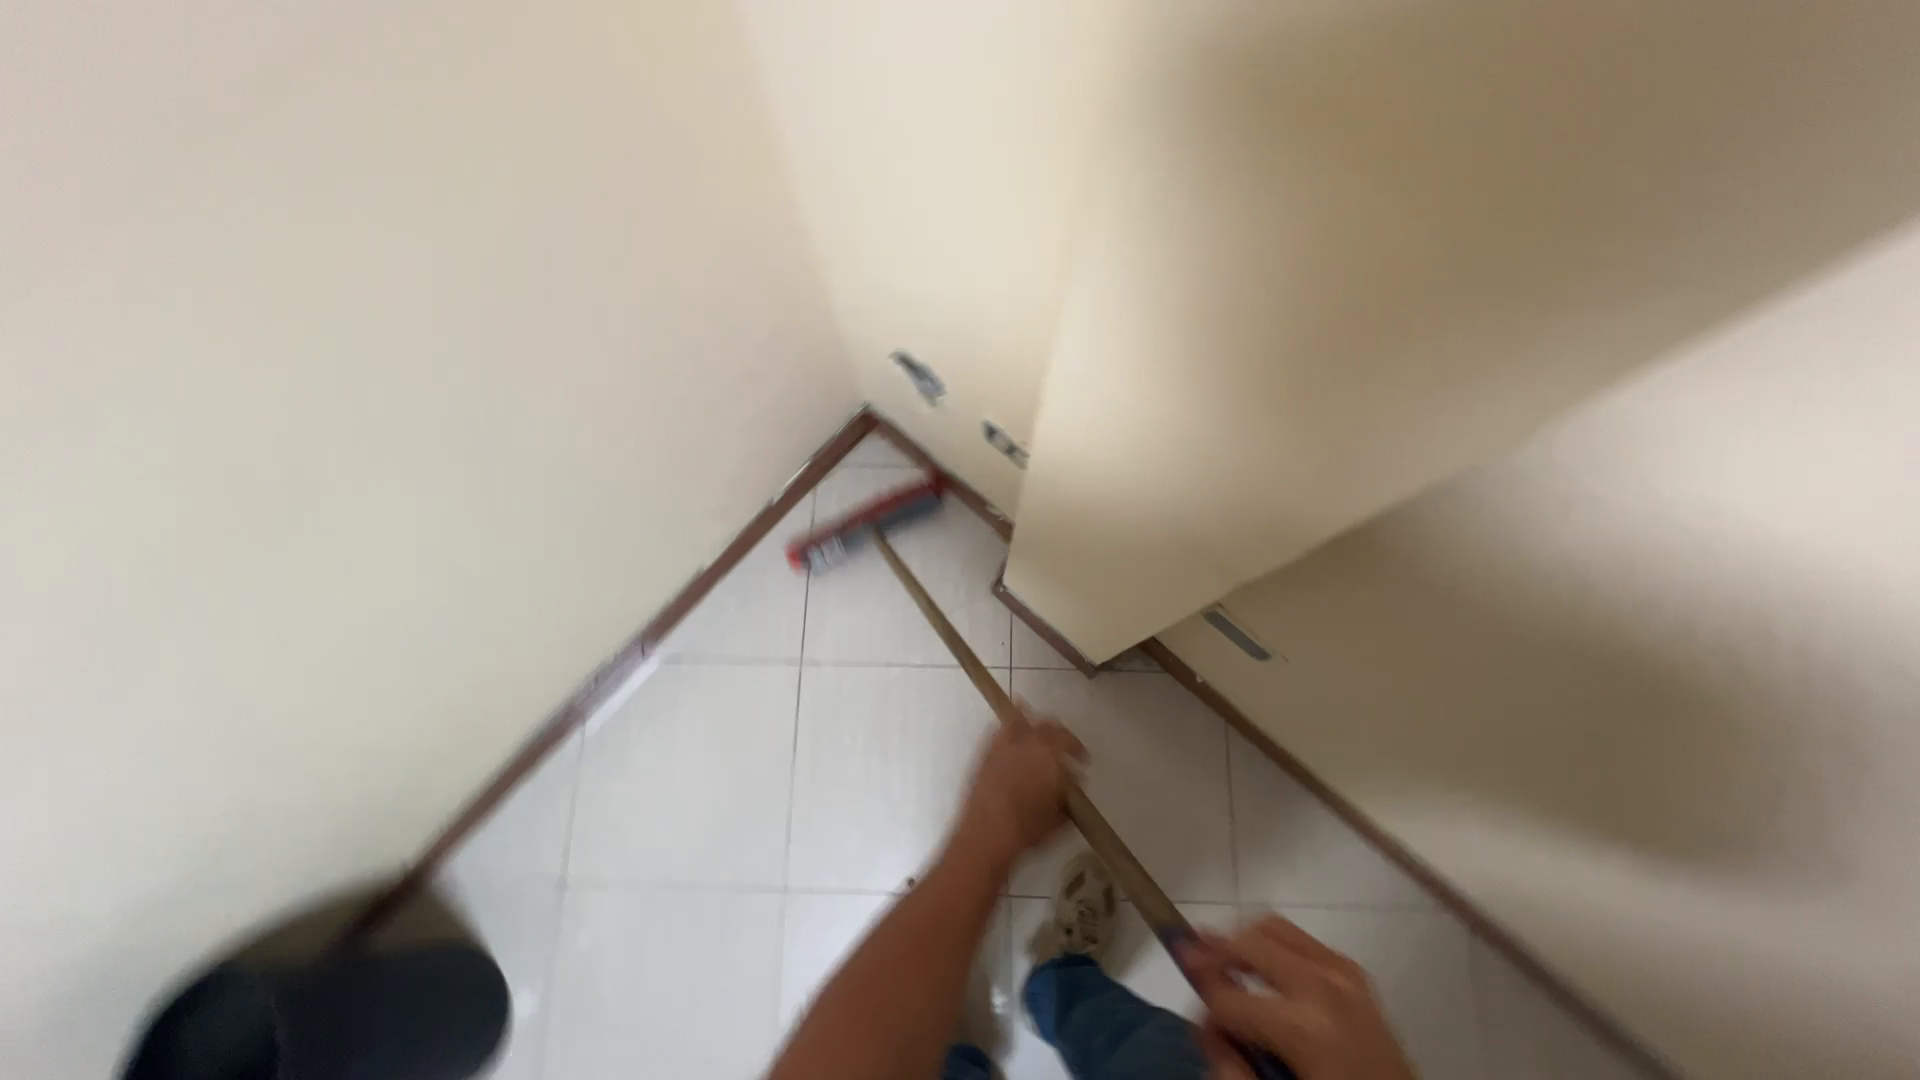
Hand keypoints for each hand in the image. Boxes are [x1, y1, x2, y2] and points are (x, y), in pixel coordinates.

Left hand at [949, 703, 1087, 866]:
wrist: (985, 835)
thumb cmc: (1026, 830)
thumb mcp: (1058, 817)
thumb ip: (1068, 794)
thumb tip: (1076, 781)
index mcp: (1048, 756)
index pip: (1067, 740)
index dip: (1077, 747)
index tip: (1082, 759)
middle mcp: (1026, 744)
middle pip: (1046, 726)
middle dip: (1059, 734)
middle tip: (1064, 746)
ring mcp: (1003, 745)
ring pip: (1021, 720)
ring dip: (1033, 724)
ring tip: (1039, 732)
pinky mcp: (985, 753)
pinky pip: (999, 732)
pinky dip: (1009, 727)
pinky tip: (1011, 732)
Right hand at [1187, 914, 1417, 1079]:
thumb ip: (1234, 1067)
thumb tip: (1206, 1026)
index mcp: (1303, 1028)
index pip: (1227, 1000)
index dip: (1204, 1012)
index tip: (1196, 1024)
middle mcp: (1322, 986)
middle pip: (1246, 943)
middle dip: (1211, 953)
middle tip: (1189, 963)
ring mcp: (1343, 973)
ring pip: (1270, 927)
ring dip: (1241, 941)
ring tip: (1224, 961)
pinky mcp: (1355, 972)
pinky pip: (1300, 937)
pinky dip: (1273, 944)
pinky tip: (1265, 970)